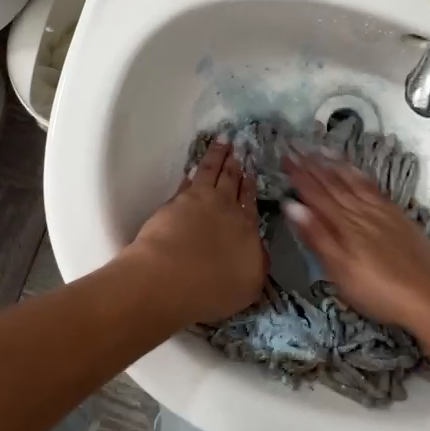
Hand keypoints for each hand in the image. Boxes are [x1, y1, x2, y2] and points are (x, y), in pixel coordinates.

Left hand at [124, 141, 266, 325]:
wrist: (170, 279)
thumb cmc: (212, 289)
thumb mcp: (249, 284)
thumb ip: (257, 263)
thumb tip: (259, 249)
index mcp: (247, 228)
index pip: (251, 201)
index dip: (250, 185)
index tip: (251, 170)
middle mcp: (226, 209)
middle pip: (232, 181)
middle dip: (236, 163)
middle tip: (239, 145)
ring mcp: (199, 202)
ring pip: (211, 172)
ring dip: (217, 156)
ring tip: (221, 141)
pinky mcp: (174, 202)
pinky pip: (188, 181)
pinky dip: (193, 171)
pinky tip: (194, 167)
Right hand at [281, 155, 429, 332]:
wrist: (429, 296)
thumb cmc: (378, 291)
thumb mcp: (340, 271)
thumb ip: (317, 238)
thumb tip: (291, 205)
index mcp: (343, 225)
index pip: (315, 195)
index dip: (299, 176)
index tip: (285, 157)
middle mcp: (360, 212)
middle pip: (332, 184)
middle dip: (312, 165)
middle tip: (296, 146)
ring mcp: (381, 212)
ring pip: (352, 182)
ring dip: (334, 165)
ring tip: (319, 150)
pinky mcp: (398, 216)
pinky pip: (373, 187)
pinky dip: (359, 175)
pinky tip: (354, 170)